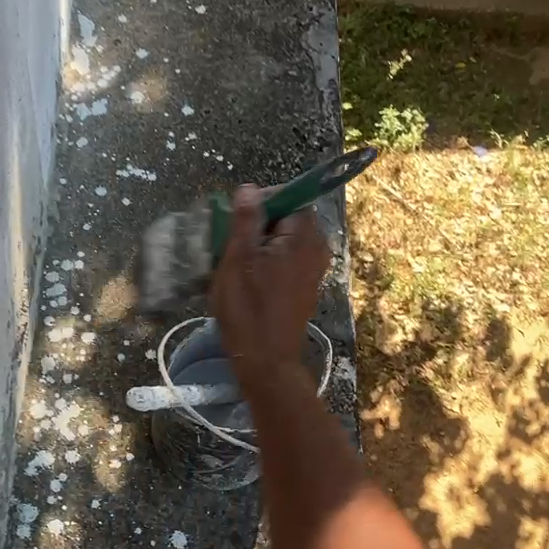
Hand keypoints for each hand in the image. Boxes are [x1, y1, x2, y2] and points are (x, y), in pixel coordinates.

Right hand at [209, 184, 330, 384]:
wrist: (265, 359)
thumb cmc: (248, 308)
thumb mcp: (238, 259)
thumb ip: (245, 220)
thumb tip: (249, 188)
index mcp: (304, 236)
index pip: (289, 197)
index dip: (260, 202)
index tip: (235, 219)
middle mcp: (318, 248)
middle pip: (286, 219)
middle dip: (258, 225)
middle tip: (230, 244)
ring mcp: (314, 269)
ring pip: (284, 241)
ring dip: (259, 245)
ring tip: (235, 264)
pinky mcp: (306, 286)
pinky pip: (287, 260)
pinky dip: (268, 262)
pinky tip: (248, 280)